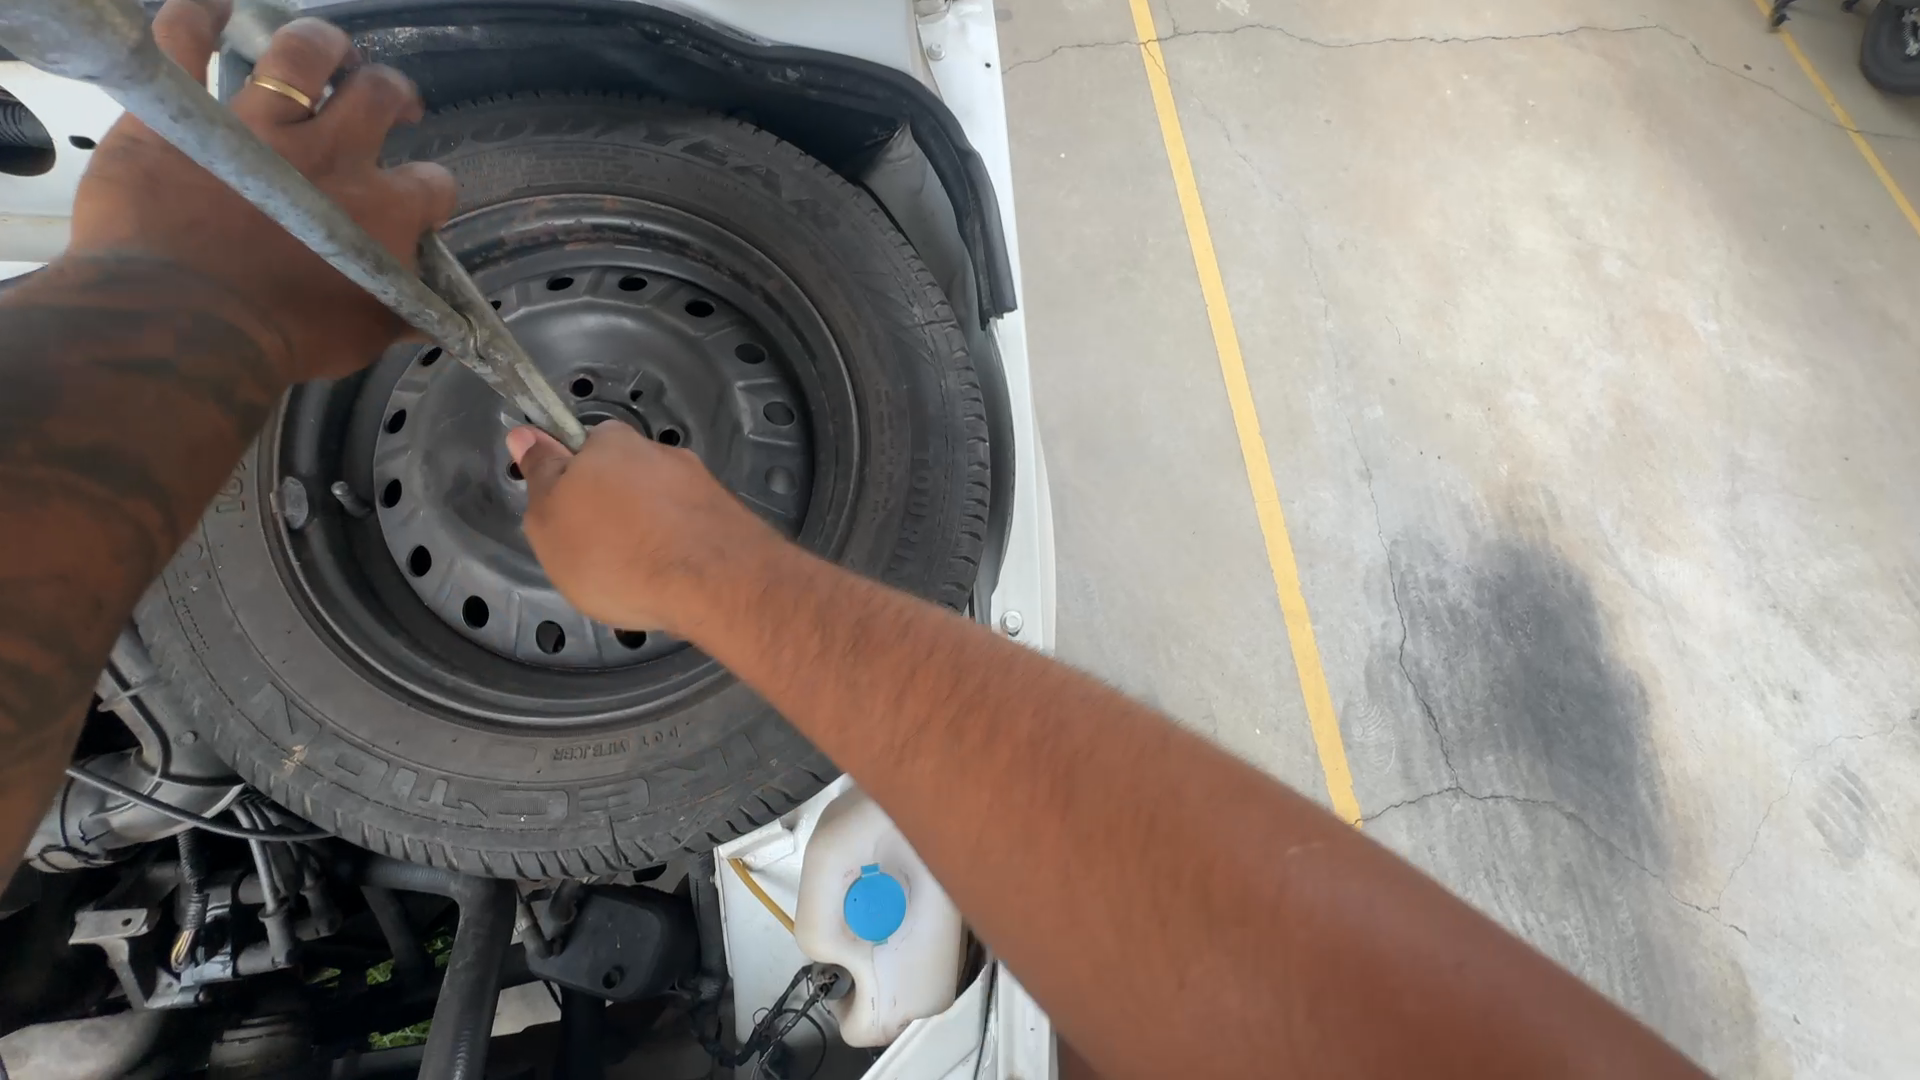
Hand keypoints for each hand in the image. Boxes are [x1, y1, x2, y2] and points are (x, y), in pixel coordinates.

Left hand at [66, 0, 455, 381]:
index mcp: (388, 209)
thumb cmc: (295, 333)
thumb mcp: (376, 330)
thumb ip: (409, 308)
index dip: (433, 191)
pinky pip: (186, 41)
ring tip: (328, 48)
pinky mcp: (185, 114)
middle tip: (390, 100)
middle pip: (379, 94)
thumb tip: (433, 315)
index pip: (436, 183)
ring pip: (301, 55)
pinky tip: (216, 9)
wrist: (192, 320)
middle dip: (393, 92)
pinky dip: (199, 16)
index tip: (420, 204)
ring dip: (322, 44)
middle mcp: (335, 154)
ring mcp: (257, 127)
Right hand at [506, 424, 786, 635]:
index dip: (569, 482)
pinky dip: (681, 547)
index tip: (569, 517)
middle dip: (613, 508)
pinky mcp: (729, 516)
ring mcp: (701, 484)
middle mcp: (661, 453)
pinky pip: (692, 528)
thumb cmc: (620, 554)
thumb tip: (526, 436)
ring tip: (639, 572)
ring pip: (661, 504)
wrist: (713, 584)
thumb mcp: (550, 520)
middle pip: (625, 477)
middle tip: (600, 551)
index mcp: (612, 442)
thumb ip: (540, 476)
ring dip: (651, 529)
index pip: (580, 447)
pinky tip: (673, 577)